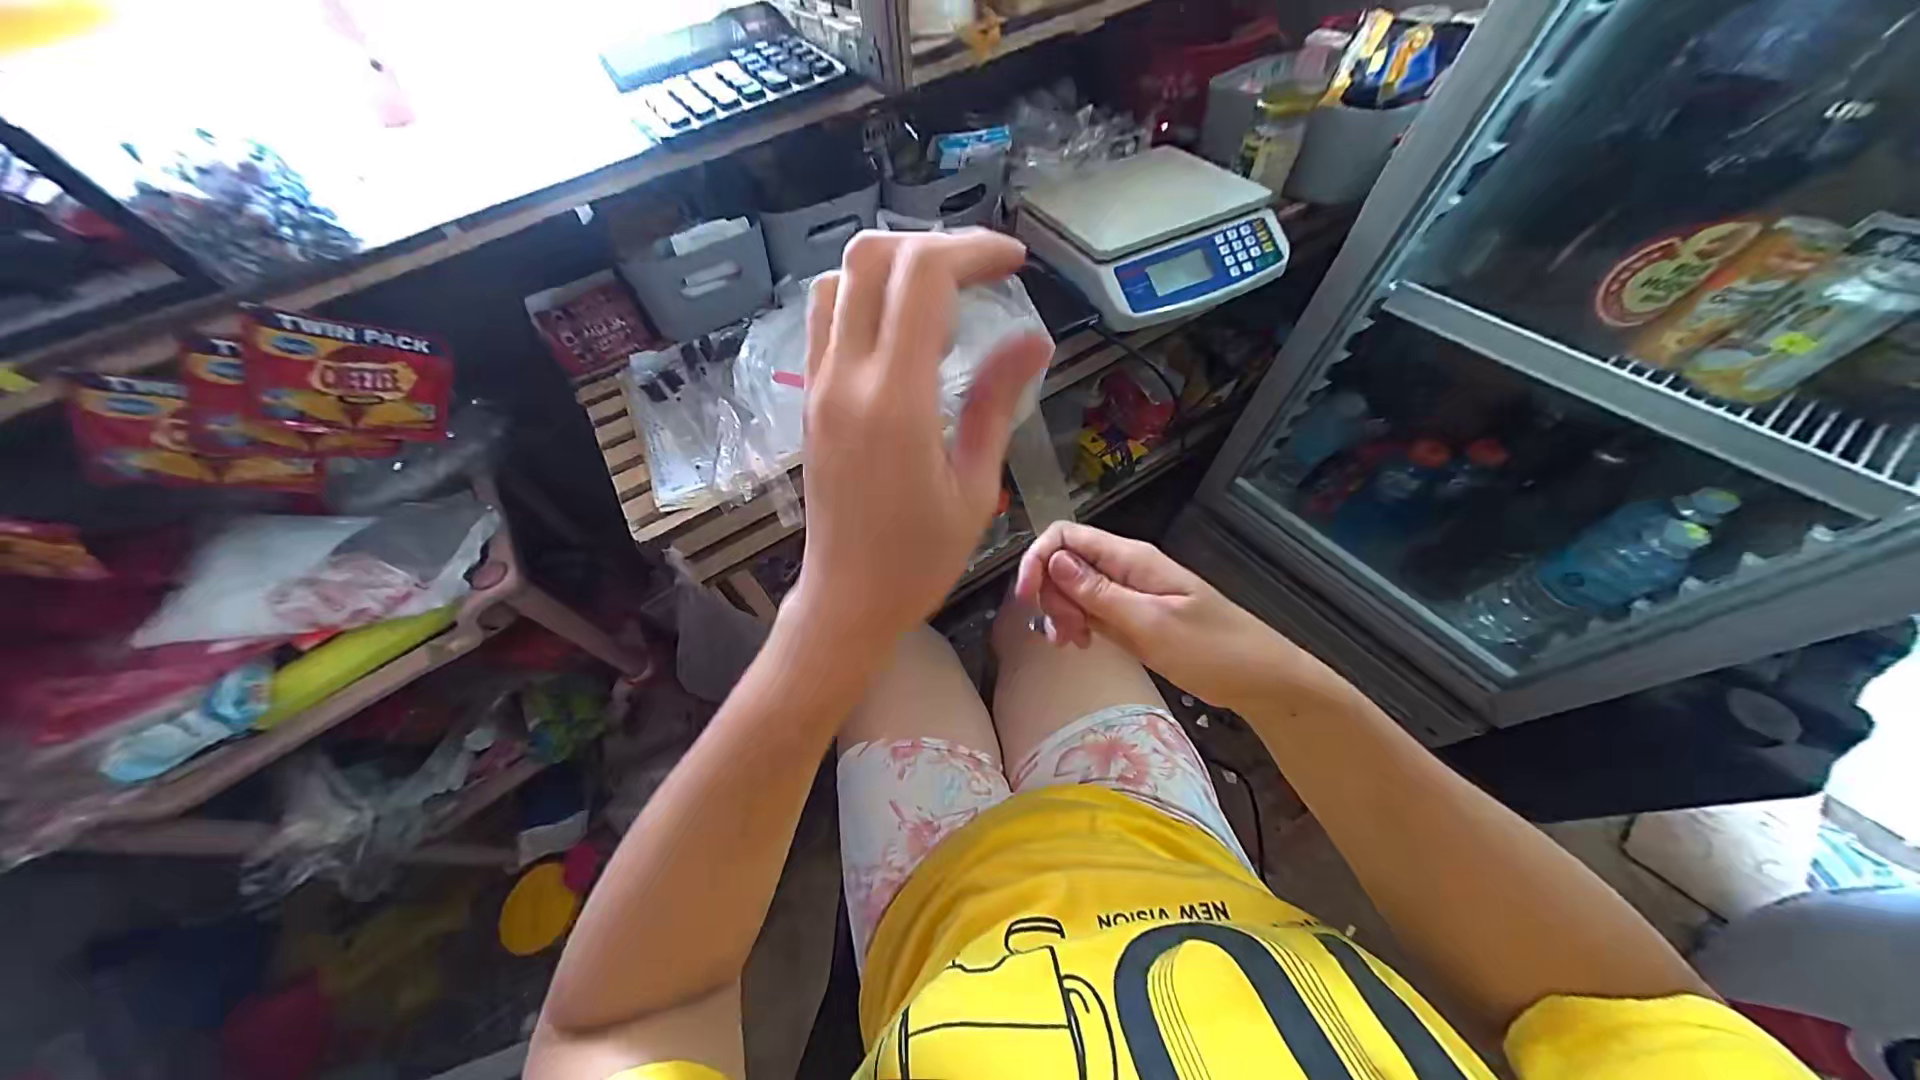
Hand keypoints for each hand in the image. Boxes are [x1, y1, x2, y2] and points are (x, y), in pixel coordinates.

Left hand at [790, 230, 1052, 642]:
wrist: (847, 598)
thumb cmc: (919, 559)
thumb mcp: (975, 486)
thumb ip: (998, 402)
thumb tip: (1035, 339)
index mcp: (895, 400)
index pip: (923, 277)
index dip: (973, 250)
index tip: (1014, 262)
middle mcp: (846, 378)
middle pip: (871, 257)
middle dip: (934, 245)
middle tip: (982, 273)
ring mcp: (819, 385)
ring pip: (838, 279)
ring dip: (892, 267)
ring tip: (943, 297)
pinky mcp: (810, 399)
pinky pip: (826, 318)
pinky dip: (864, 298)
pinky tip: (904, 330)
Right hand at [1014, 521, 1328, 710]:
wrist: (1257, 677)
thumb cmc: (1212, 648)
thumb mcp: (1150, 623)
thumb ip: (1098, 593)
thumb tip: (1054, 561)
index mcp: (1131, 558)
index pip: (1066, 535)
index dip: (1038, 559)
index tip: (1027, 598)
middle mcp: (1124, 568)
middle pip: (1064, 562)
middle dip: (1051, 594)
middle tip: (1064, 634)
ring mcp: (1126, 592)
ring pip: (1073, 588)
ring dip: (1062, 613)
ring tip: (1074, 644)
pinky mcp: (1130, 615)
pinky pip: (1090, 609)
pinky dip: (1078, 624)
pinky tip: (1082, 645)